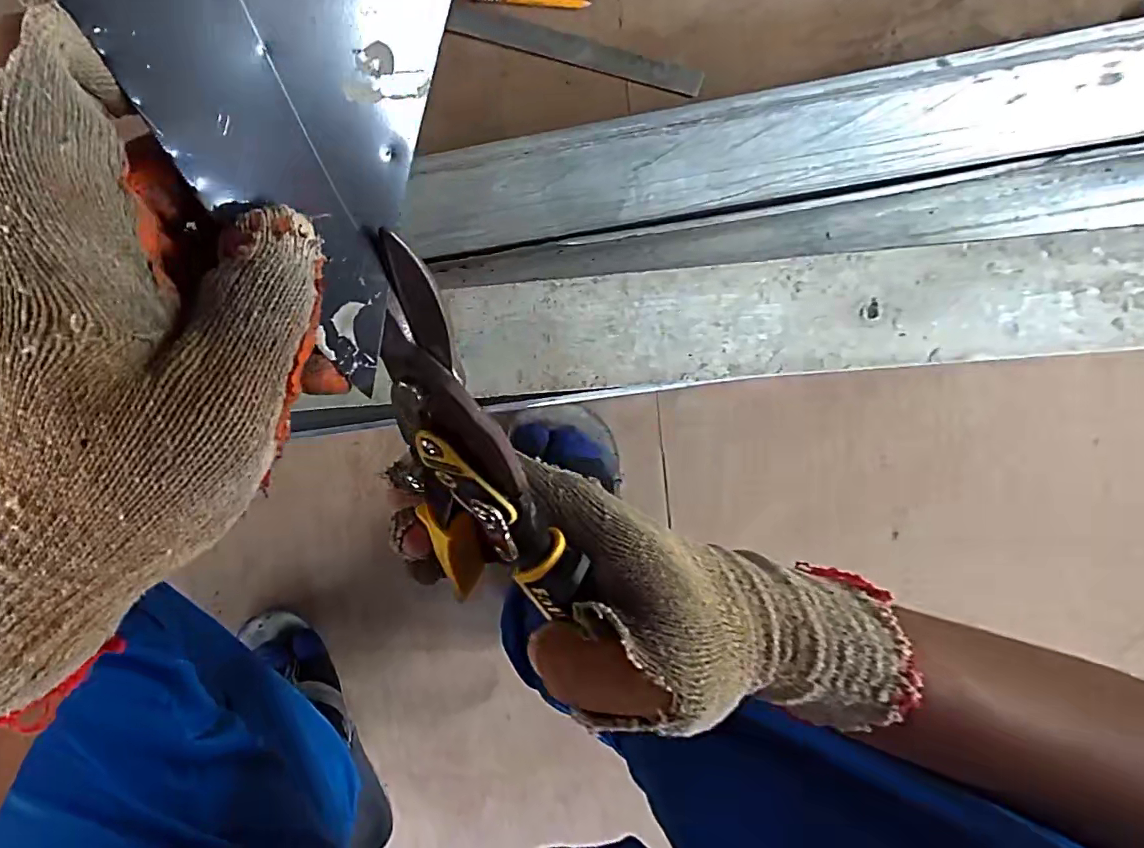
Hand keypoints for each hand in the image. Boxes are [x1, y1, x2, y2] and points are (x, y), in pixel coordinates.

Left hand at [0, 1, 324, 756]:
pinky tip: (279, 337)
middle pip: (132, 131)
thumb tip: (277, 225)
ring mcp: (82, 265)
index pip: (39, 71)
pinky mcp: (106, 299)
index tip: (203, 78)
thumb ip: (264, 293)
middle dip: (226, 166)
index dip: (110, 38)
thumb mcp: (221, 401)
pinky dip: (228, 275)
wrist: (59, 565)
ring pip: (167, 194)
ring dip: (240, 235)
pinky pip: (173, 250)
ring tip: (299, 307)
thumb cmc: (123, 496)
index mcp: (58, 236)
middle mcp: (56, 232)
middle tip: (291, 234)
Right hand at [390, 411, 919, 734]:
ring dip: (432, 522)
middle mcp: (554, 501)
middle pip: (472, 479)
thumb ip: (601, 668)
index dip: (447, 478)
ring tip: (415, 562)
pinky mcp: (541, 541)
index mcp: (578, 510)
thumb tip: (536, 648)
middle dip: (428, 501)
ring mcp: (546, 519)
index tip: (411, 508)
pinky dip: (451, 539)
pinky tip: (435, 568)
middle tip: (409, 547)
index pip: (498, 472)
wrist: (734, 627)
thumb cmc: (699, 641)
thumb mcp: (667, 672)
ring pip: (470, 499)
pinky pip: (482, 526)